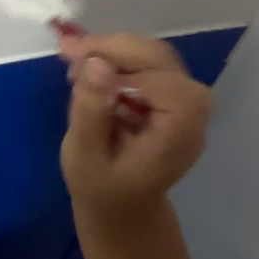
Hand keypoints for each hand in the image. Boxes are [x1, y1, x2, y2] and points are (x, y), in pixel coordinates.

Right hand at [59, 33, 212, 220]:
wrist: (123, 210)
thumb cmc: (102, 190)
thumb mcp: (85, 157)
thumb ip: (91, 112)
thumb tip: (96, 63)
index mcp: (179, 129)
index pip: (156, 76)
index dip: (116, 60)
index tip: (72, 59)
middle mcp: (192, 111)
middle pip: (157, 57)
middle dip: (111, 48)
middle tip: (66, 51)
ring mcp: (184, 103)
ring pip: (151, 56)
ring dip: (111, 52)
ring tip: (71, 60)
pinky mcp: (171, 98)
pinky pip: (147, 67)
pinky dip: (116, 61)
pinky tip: (86, 69)